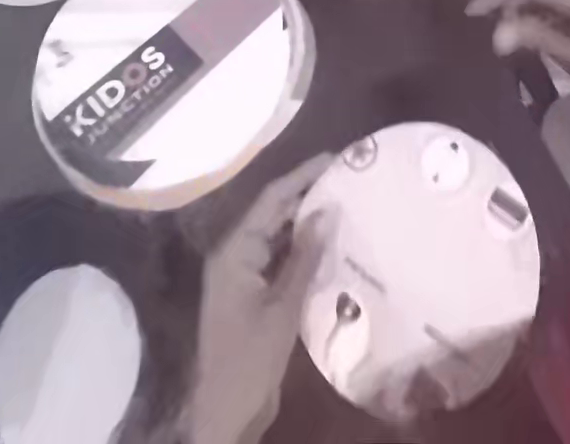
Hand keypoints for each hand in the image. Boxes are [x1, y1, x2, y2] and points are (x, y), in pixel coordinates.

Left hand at [186, 155, 333, 443]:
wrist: (226, 411)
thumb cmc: (250, 358)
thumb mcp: (282, 306)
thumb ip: (304, 257)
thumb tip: (327, 210)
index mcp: (235, 249)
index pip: (271, 199)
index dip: (301, 176)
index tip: (332, 158)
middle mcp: (236, 252)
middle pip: (273, 213)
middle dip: (306, 194)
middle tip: (343, 177)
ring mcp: (244, 271)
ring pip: (278, 234)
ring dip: (305, 220)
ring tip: (342, 201)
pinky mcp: (254, 290)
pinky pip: (279, 256)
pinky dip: (302, 248)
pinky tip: (328, 242)